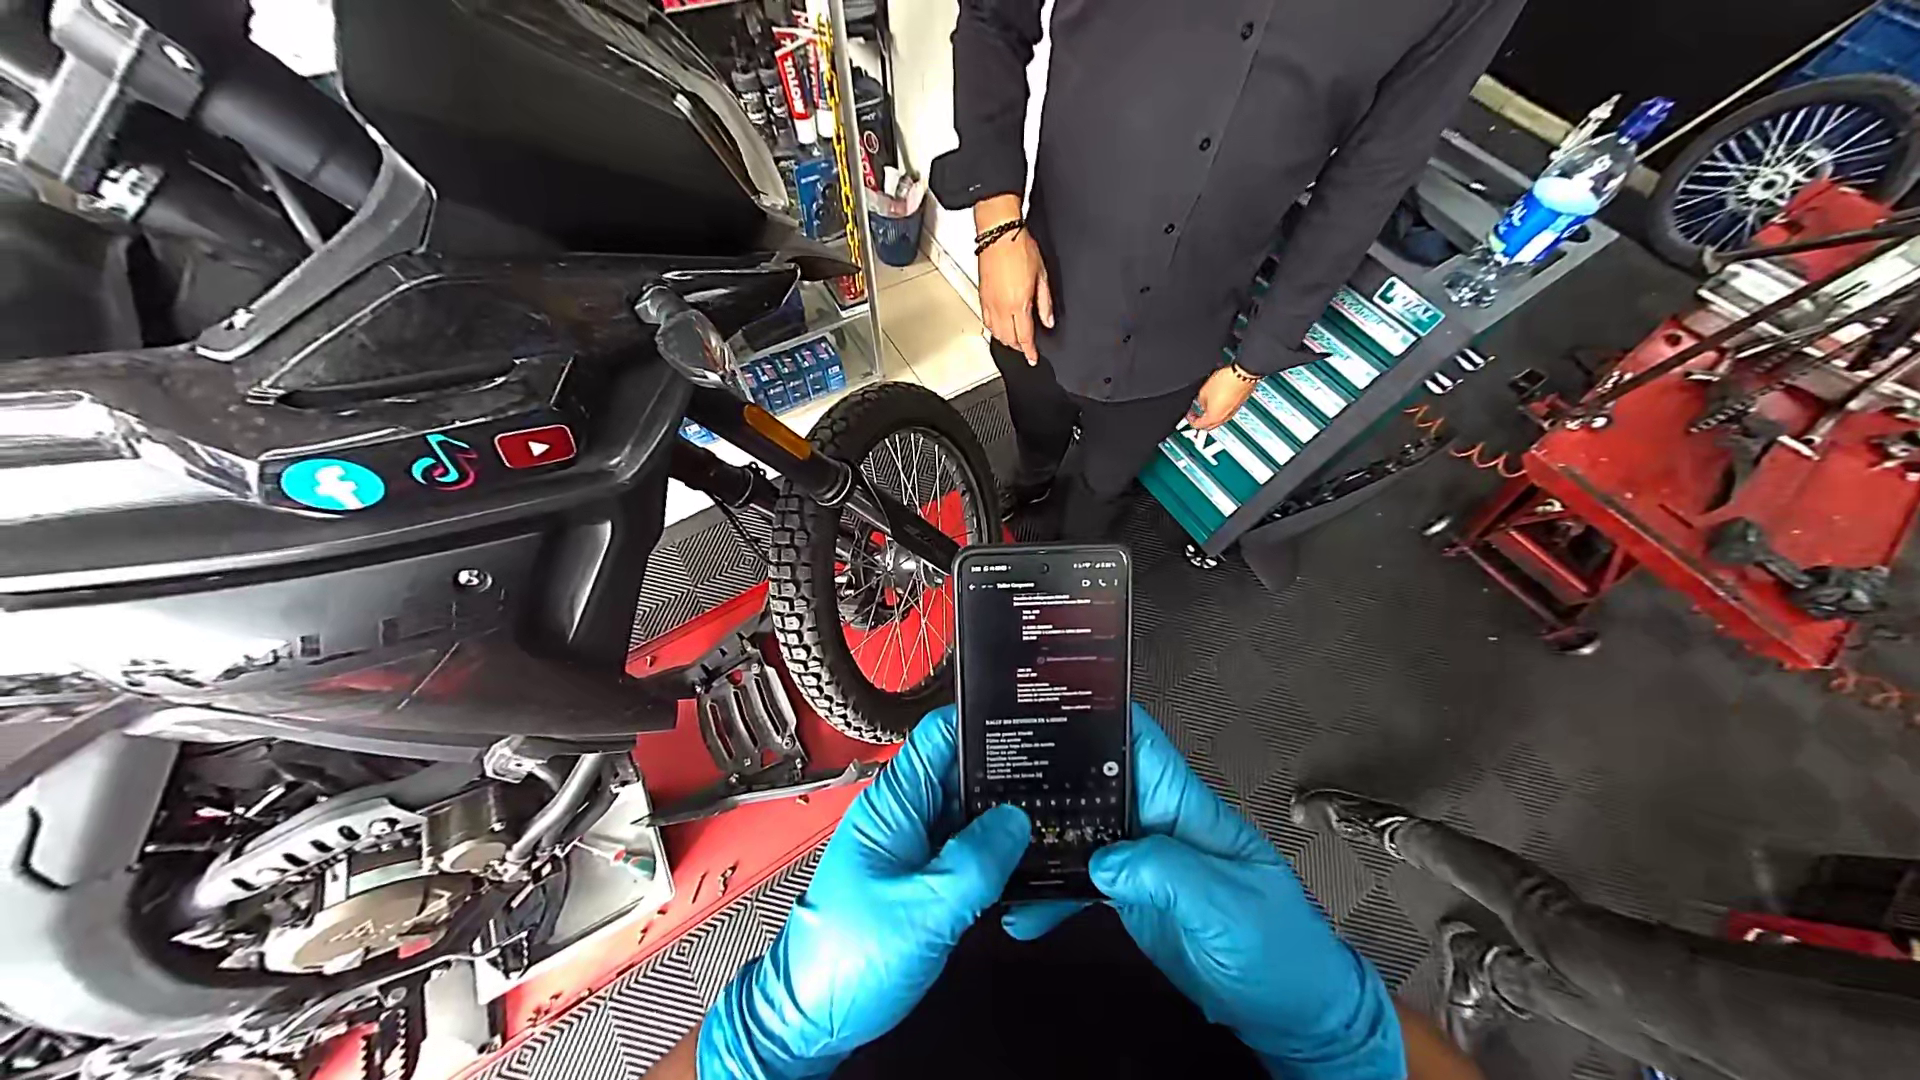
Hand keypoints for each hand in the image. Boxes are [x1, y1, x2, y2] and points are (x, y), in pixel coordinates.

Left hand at [698, 707, 1029, 1079]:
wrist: (811, 1017)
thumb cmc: (845, 961)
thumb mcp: (925, 907)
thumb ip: (977, 860)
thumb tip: (1015, 821)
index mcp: (892, 802)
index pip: (938, 733)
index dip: (978, 720)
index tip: (1021, 720)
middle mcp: (902, 813)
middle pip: (960, 769)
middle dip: (1002, 774)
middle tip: (1048, 785)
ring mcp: (911, 842)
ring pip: (966, 808)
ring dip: (999, 817)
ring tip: (1041, 825)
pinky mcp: (919, 872)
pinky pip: (963, 844)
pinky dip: (990, 849)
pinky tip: (1017, 863)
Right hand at [975, 195, 1052, 364]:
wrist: (998, 233)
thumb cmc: (1019, 247)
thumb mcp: (1041, 275)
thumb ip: (1045, 302)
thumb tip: (1048, 320)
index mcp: (1018, 304)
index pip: (1024, 337)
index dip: (1030, 351)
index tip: (1033, 358)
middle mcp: (1001, 308)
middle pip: (1009, 339)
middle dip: (1018, 347)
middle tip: (1027, 348)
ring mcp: (989, 303)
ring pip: (996, 333)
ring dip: (1006, 340)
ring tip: (1015, 340)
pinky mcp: (982, 296)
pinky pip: (987, 322)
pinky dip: (995, 330)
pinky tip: (1000, 327)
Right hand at [1005, 705, 1402, 1078]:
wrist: (1289, 1014)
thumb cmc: (1282, 949)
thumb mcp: (1230, 905)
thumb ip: (1169, 873)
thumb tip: (1105, 860)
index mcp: (1181, 802)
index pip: (1136, 737)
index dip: (1095, 711)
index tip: (1046, 701)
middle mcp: (1153, 818)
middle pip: (1092, 775)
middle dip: (1046, 770)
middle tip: (994, 773)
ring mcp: (1136, 854)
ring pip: (1075, 825)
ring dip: (1037, 834)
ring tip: (996, 844)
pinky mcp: (1125, 889)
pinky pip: (1076, 877)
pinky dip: (1048, 891)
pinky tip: (1023, 907)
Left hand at [1189, 367, 1257, 430]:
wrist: (1244, 373)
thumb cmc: (1226, 381)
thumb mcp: (1203, 391)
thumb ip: (1200, 401)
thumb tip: (1201, 403)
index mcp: (1213, 418)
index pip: (1198, 425)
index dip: (1190, 420)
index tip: (1189, 414)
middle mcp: (1224, 418)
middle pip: (1209, 426)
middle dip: (1201, 421)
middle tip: (1196, 413)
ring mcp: (1233, 412)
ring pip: (1219, 419)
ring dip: (1211, 415)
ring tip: (1206, 404)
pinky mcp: (1239, 405)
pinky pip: (1227, 411)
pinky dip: (1220, 409)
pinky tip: (1218, 399)